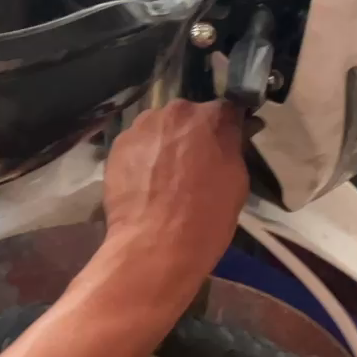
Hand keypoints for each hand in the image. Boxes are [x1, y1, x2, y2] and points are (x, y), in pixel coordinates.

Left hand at [101, 100, 249, 284]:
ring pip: (160, 127)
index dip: (227, 127)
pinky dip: (143, 155)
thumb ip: (233, 148)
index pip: (226, 110)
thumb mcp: (238, 181)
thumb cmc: (207, 217)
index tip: (227, 142)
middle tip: (194, 162)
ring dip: (165, 141)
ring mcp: (144, 124)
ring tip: (165, 173)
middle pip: (188, 116)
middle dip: (193, 133)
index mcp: (212, 117)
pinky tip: (145, 180)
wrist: (155, 246)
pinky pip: (137, 143)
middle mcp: (177, 111)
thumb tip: (234, 133)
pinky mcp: (119, 143)